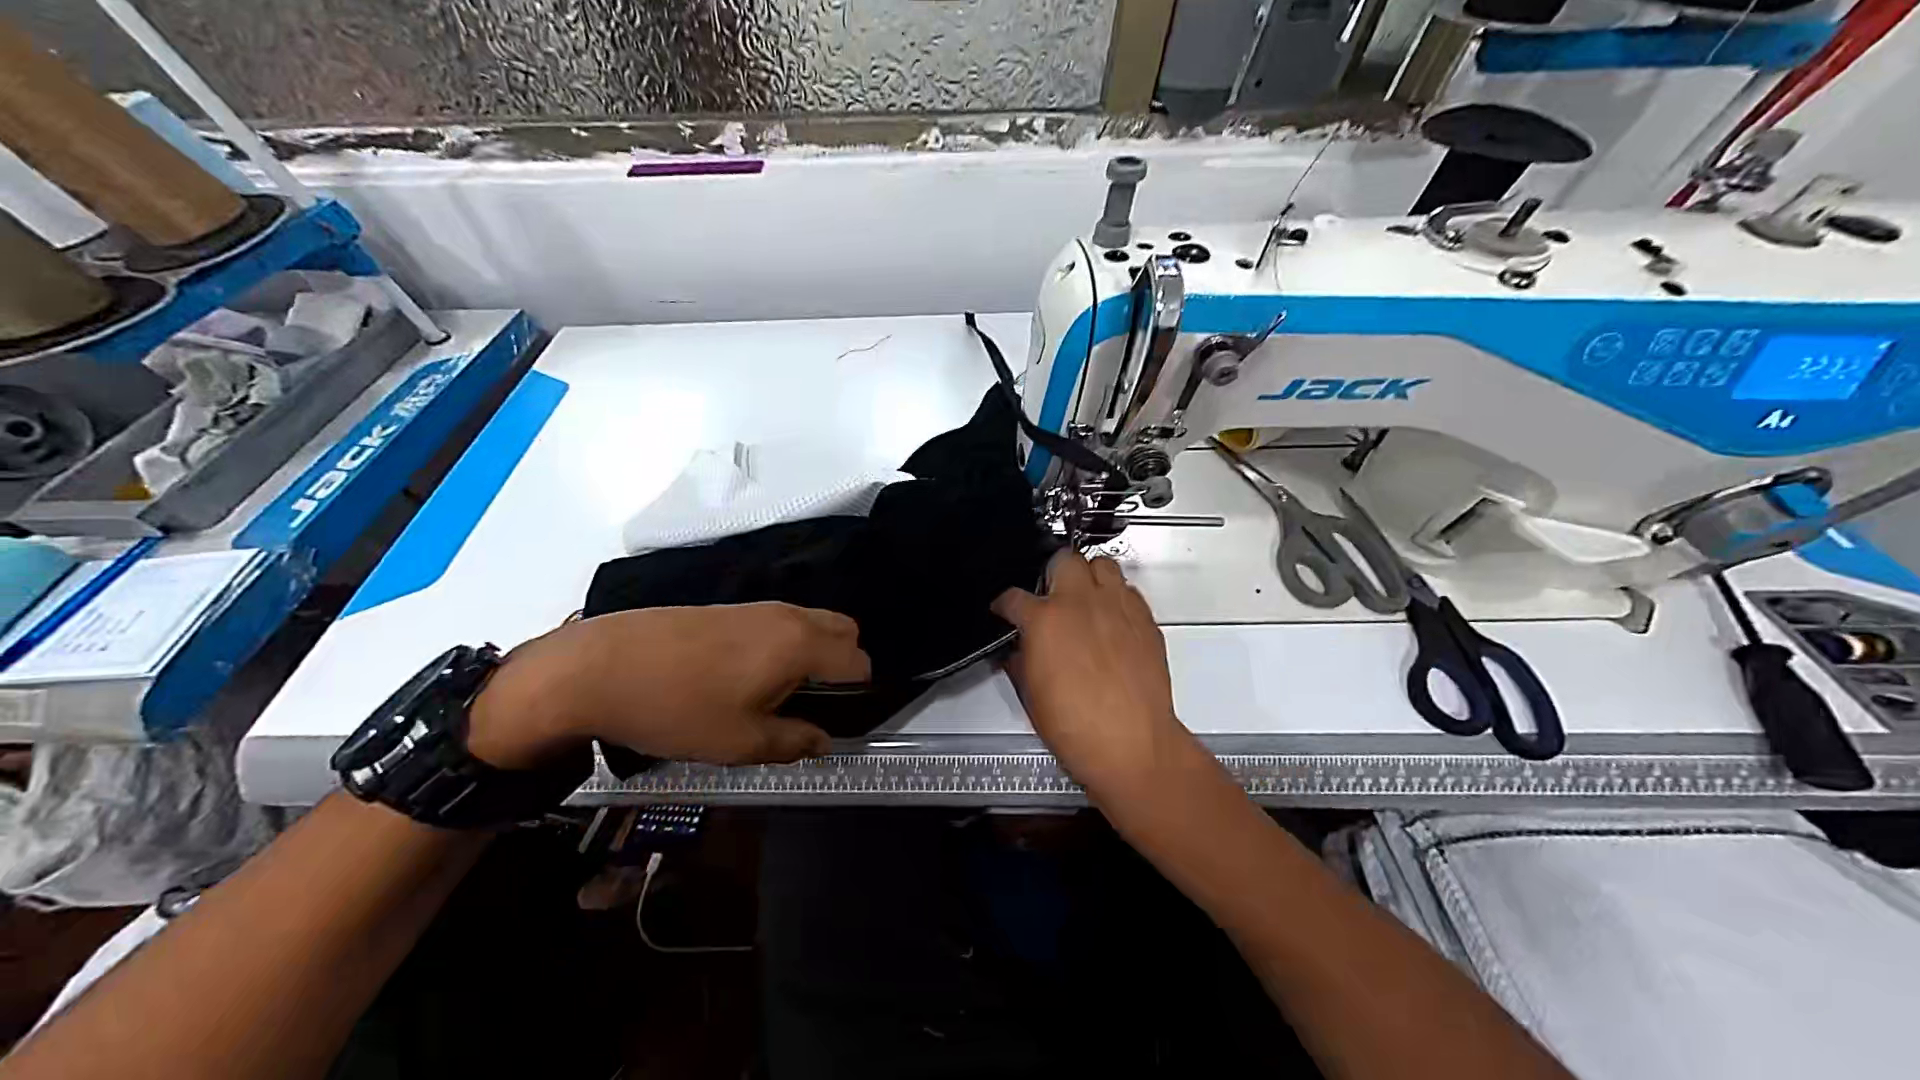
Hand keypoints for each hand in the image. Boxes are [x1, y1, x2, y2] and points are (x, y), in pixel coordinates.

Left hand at [466, 603, 869, 769]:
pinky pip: (779, 621)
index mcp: (799, 645)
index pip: (859, 660)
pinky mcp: (727, 607)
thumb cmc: (677, 708)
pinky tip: (744, 675)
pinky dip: (784, 643)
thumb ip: (793, 741)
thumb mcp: (739, 743)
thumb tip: (825, 741)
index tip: (839, 718)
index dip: (861, 692)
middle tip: (815, 702)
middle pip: (844, 630)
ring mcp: (755, 606)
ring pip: (810, 622)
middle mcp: (787, 616)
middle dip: (844, 663)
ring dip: (813, 652)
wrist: (597, 667)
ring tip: (777, 692)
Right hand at [992, 550, 1190, 791]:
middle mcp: (1081, 604)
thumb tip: (1017, 651)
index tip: (1005, 609)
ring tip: (1083, 596)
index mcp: (1044, 620)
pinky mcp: (1145, 620)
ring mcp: (1116, 608)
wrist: (1132, 746)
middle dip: (1051, 573)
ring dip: (1089, 576)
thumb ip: (1019, 660)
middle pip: (1063, 560)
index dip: (1004, 604)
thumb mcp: (1030, 694)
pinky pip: (1129, 591)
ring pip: (1102, 564)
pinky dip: (1117, 597)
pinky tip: (1110, 617)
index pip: (1013, 597)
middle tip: (1048, 593)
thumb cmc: (1081, 728)